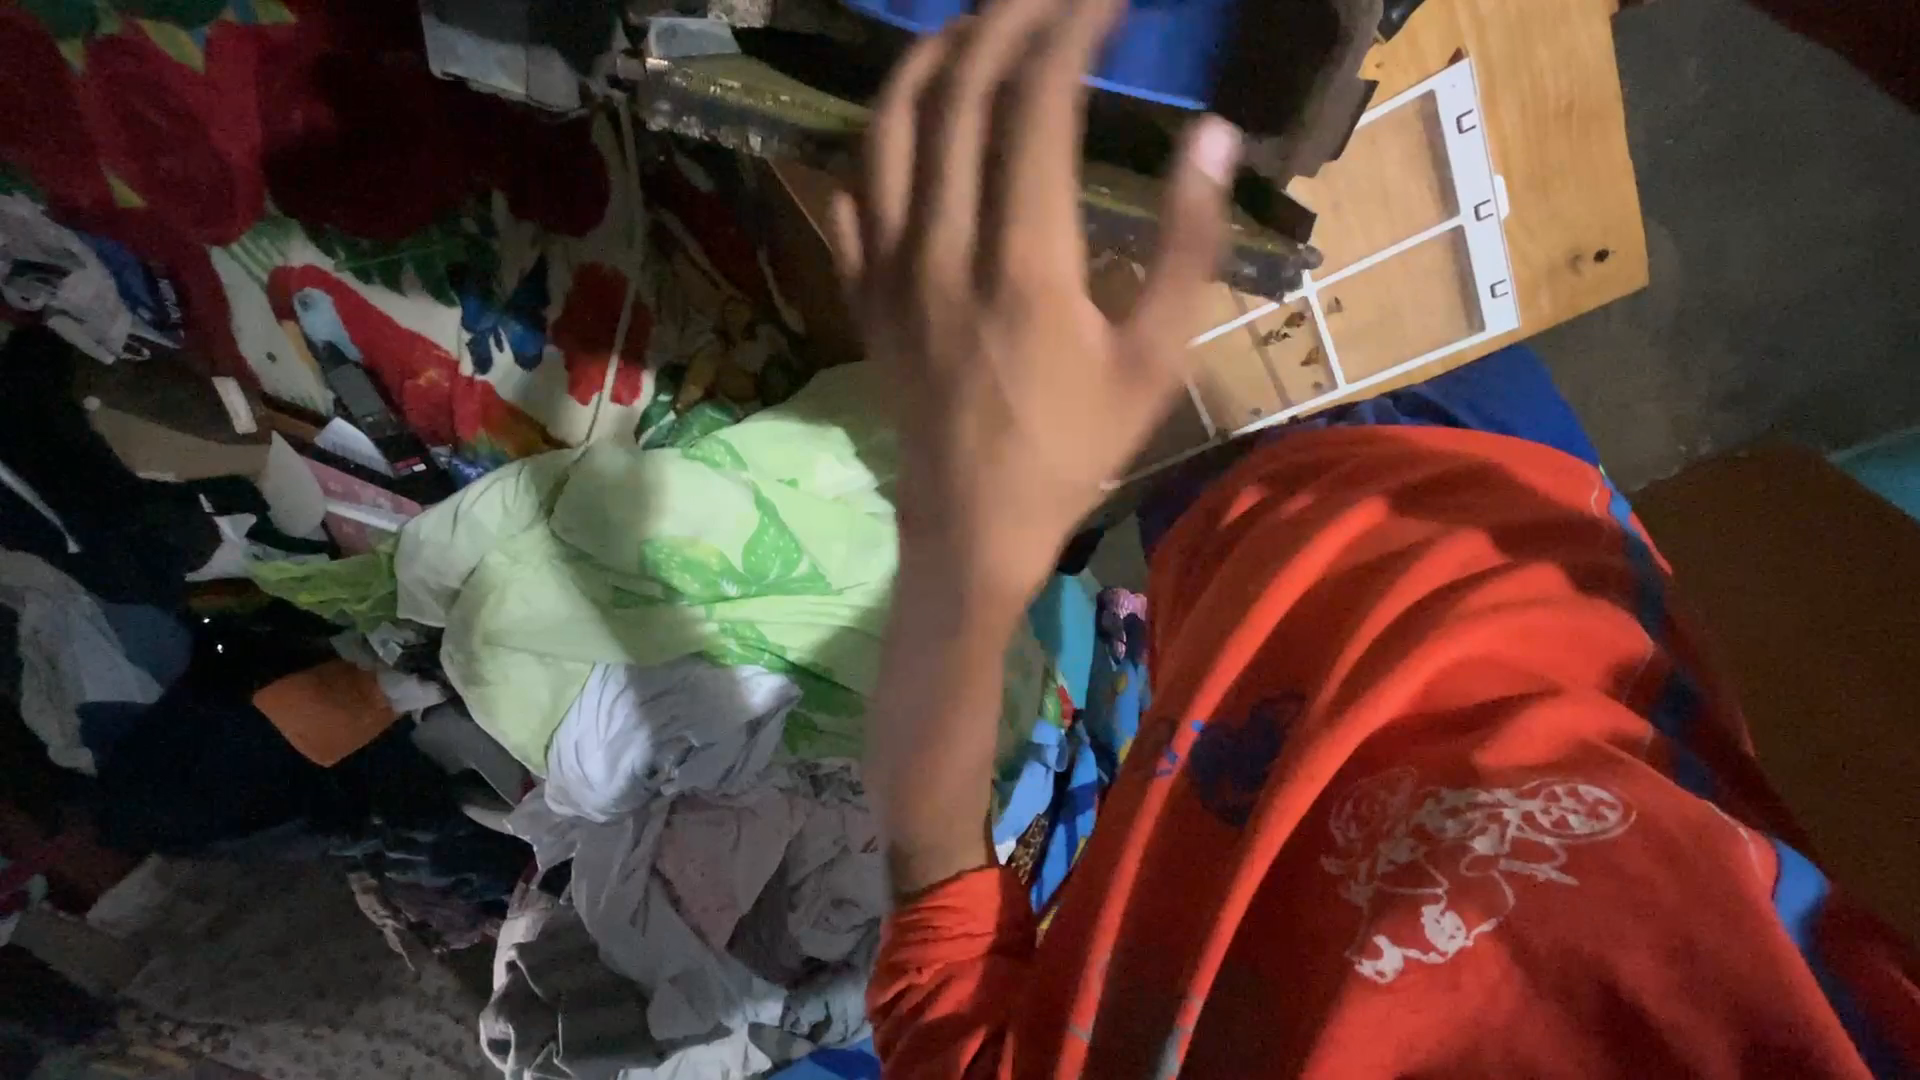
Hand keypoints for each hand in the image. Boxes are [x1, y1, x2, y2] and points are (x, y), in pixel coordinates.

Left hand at [829, 0, 1242, 601]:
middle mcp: (944, 248)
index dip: (1071, 27)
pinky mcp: (865, 299)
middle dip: (1005, 18)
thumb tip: (1212, 135)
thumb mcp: (1152, 364)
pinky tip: (905, 133)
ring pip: (889, 130)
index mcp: (1026, 262)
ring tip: (971, 30)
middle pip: (958, 92)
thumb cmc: (1072, 452)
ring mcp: (890, 272)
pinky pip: (853, 199)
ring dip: (929, 60)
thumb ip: (1185, 248)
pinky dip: (878, 147)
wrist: (973, 522)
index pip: (1037, 101)